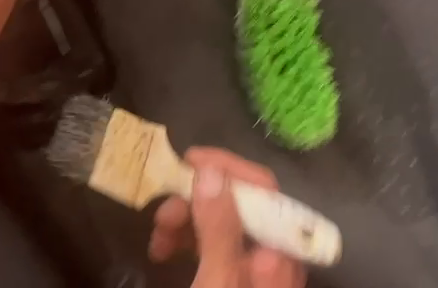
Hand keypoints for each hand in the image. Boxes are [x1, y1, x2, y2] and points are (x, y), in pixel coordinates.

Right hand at [151, 149, 306, 287]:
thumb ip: (218, 230)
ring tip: (157, 236)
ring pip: (221, 221)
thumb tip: (211, 171)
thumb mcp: (216, 284)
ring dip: (185, 218)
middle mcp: (274, 257)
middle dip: (195, 197)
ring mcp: (255, 272)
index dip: (227, 167)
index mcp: (280, 254)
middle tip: (161, 211)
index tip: (186, 162)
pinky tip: (164, 251)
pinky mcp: (235, 281)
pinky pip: (212, 244)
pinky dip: (187, 239)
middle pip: (239, 202)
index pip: (262, 188)